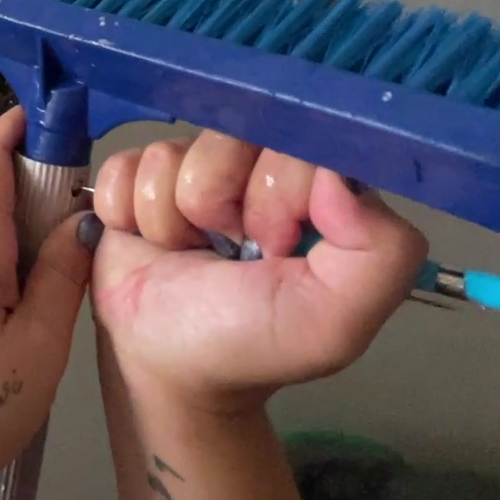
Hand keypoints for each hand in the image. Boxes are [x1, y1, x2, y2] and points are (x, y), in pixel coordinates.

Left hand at [0, 106, 95, 499]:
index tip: (58, 112)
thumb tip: (83, 221)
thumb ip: (62, 274)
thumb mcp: (40, 338)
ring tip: (84, 230)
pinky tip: (52, 271)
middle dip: (40, 171)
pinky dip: (19, 241)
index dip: (17, 125)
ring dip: (33, 211)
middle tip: (96, 184)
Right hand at [89, 129, 427, 414]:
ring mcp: (185, 168)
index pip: (294, 142)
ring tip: (179, 252)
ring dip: (164, 216)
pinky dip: (123, 210)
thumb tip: (339, 173)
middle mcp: (249, 168)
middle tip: (221, 250)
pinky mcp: (130, 176)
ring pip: (164, 153)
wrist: (158, 361)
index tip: (271, 246)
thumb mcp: (332, 319)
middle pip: (222, 138)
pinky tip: (141, 239)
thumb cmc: (244, 342)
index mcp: (311, 191)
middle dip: (212, 204)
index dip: (274, 191)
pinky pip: (120, 165)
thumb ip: (379, 253)